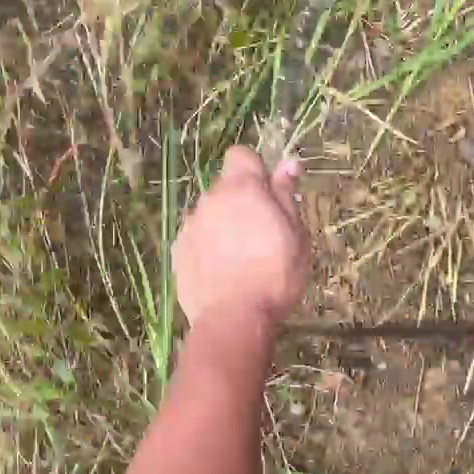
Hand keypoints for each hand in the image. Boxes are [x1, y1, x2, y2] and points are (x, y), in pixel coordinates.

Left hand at [174, 147, 308, 327]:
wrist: (233, 318)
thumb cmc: (275, 275)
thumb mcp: (296, 235)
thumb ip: (287, 196)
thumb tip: (288, 164)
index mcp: (242, 189)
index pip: (241, 155)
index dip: (256, 171)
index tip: (269, 196)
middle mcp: (210, 200)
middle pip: (225, 188)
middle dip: (240, 203)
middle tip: (261, 235)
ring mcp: (190, 226)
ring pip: (209, 215)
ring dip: (222, 226)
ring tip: (240, 260)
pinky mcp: (178, 252)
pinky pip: (196, 239)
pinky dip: (207, 249)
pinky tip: (221, 273)